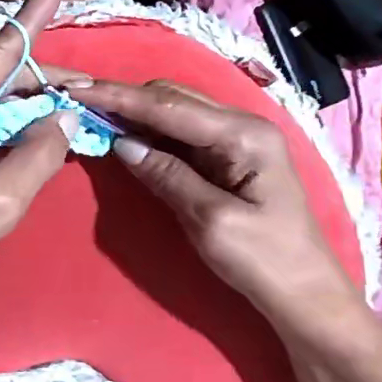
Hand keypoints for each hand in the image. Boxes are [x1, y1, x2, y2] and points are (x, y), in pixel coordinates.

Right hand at [69, 80, 365, 341]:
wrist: (304, 294)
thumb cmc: (264, 260)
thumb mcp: (210, 221)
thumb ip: (167, 176)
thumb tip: (122, 143)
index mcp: (243, 135)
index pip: (169, 107)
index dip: (119, 97)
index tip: (77, 87)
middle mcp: (241, 125)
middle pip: (171, 98)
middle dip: (124, 98)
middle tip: (78, 103)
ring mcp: (235, 140)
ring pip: (174, 111)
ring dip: (134, 112)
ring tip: (93, 114)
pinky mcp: (227, 157)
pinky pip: (180, 133)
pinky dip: (150, 131)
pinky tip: (125, 134)